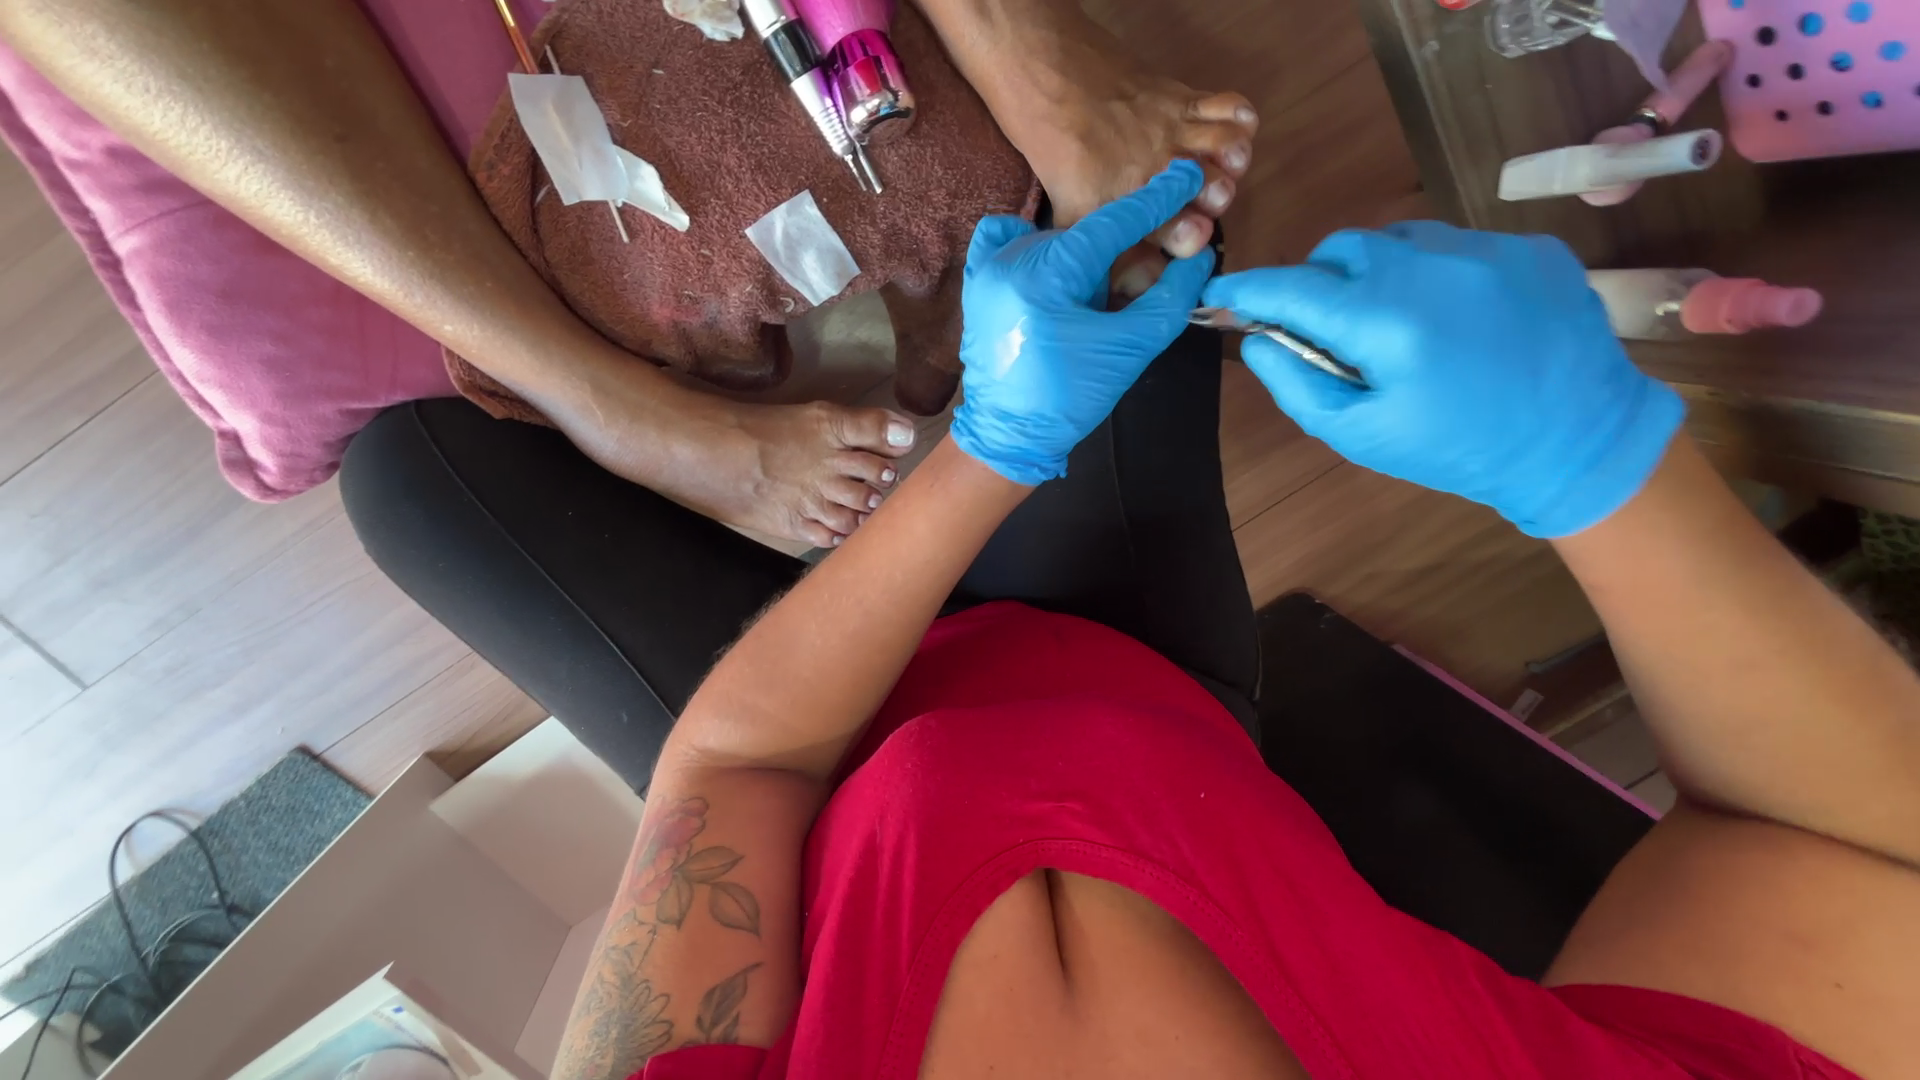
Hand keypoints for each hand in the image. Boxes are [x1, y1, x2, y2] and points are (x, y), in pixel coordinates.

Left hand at [950, 160, 1216, 485]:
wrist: (1010, 435)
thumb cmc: (1072, 398)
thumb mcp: (1128, 350)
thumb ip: (1168, 300)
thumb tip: (1200, 255)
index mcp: (1048, 275)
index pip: (1114, 223)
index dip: (1156, 199)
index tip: (1188, 173)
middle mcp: (1011, 259)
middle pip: (1084, 232)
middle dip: (1116, 251)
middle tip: (1132, 284)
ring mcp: (987, 269)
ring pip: (1052, 236)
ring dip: (1078, 256)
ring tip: (1087, 299)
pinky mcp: (975, 283)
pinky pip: (1003, 239)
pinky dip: (1030, 244)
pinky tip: (1049, 271)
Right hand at [1201, 222, 1683, 537]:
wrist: (1577, 440)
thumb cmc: (1453, 449)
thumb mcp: (1357, 434)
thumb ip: (1295, 383)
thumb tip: (1257, 340)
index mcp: (1386, 321)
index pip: (1293, 288)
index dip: (1247, 290)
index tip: (1220, 296)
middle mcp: (1433, 267)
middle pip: (1340, 248)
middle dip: (1315, 280)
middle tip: (1321, 324)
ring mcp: (1487, 248)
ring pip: (1395, 238)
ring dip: (1371, 271)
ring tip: (1389, 319)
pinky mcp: (1528, 247)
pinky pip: (1452, 244)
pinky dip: (1428, 273)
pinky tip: (1450, 316)